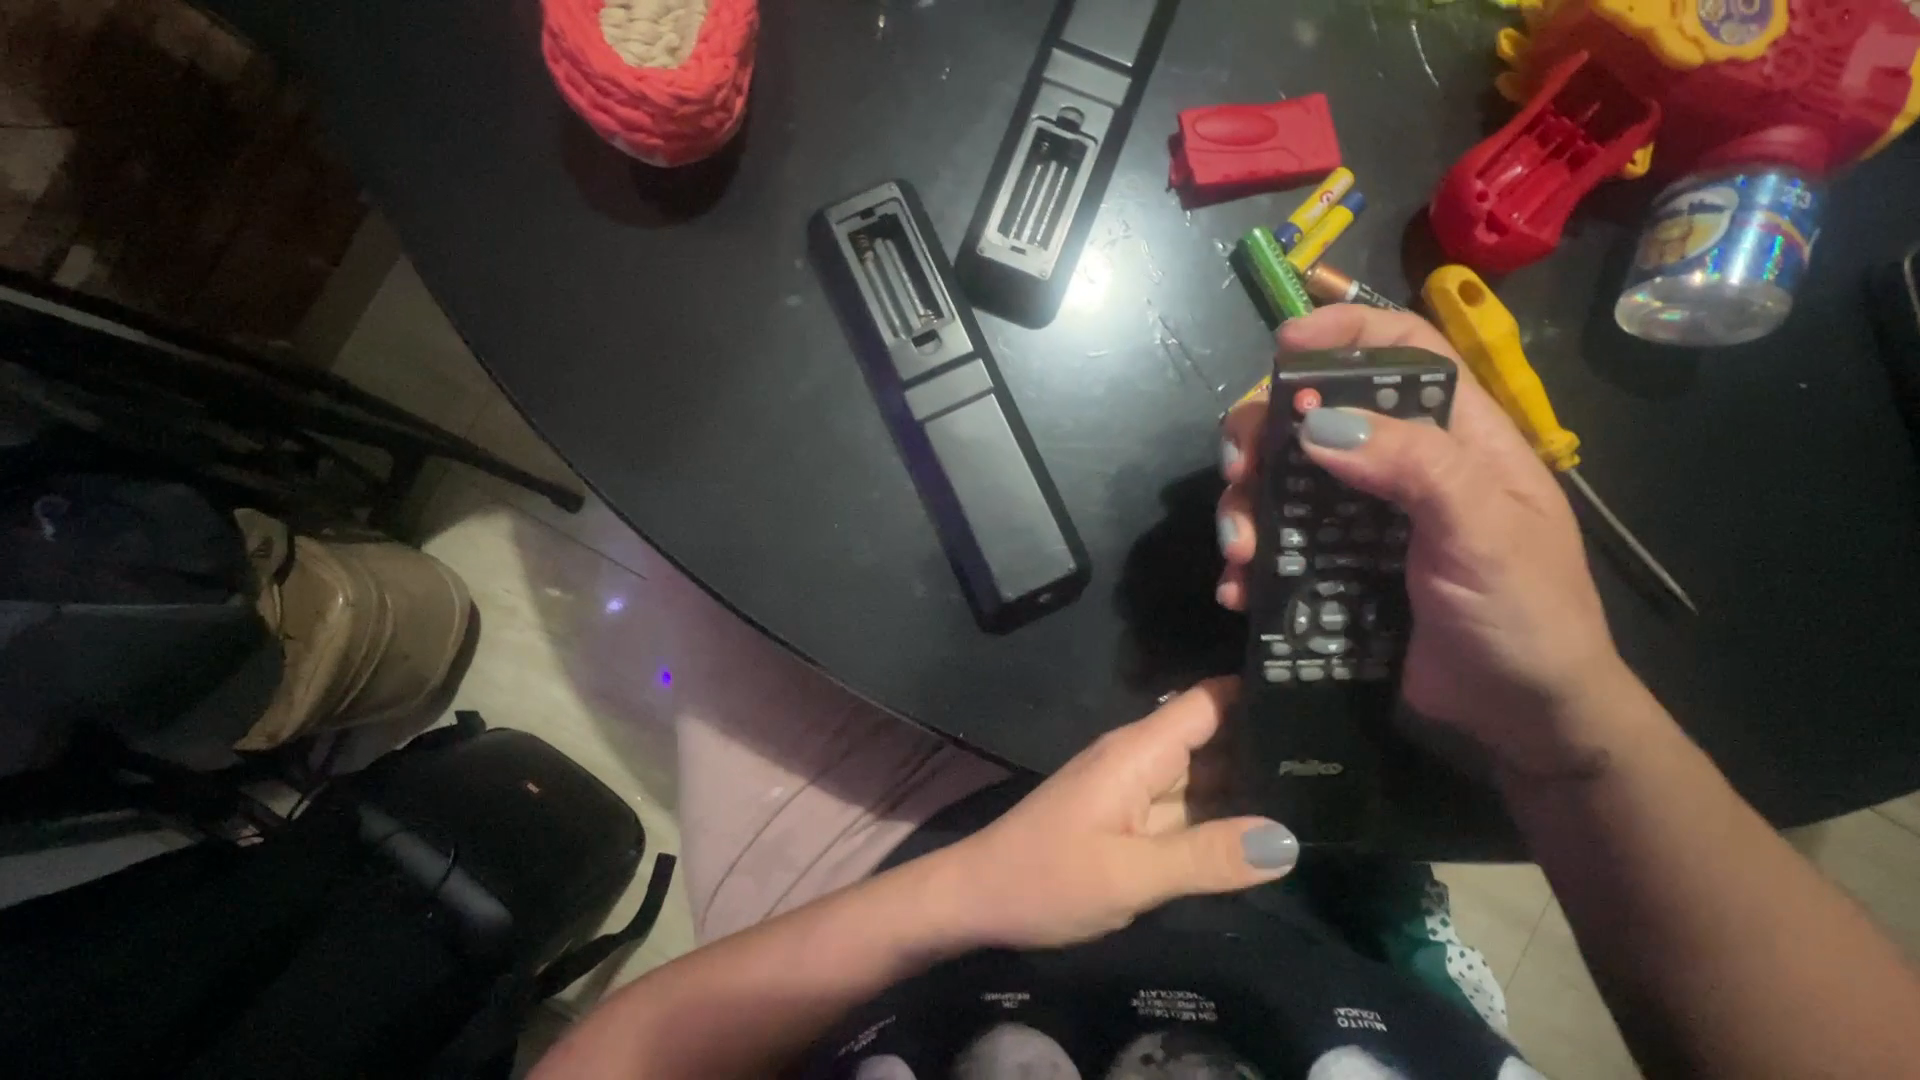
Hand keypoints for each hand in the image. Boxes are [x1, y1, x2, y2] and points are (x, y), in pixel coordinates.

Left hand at [935, 679, 1295, 949]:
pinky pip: (1186, 806)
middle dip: (1268, 745)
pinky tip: (1269, 830)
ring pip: (1203, 775)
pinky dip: (1223, 814)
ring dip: (1251, 784)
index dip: (1258, 693)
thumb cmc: (1047, 879)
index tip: (1320, 696)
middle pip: (1213, 737)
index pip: (1208, 702)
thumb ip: (1207, 857)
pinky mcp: (1130, 818)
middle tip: (1344, 759)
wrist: (977, 898)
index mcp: (1138, 752)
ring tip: (1327, 790)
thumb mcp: (1131, 876)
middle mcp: (1140, 760)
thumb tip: (1289, 839)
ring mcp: (1134, 789)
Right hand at [1215, 305, 1631, 780]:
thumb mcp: (1485, 531)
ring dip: (1245, 506)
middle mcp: (1400, 468)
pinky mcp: (1335, 570)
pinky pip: (1278, 548)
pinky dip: (1249, 563)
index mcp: (1454, 438)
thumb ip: (1414, 466)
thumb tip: (1318, 423)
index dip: (1343, 333)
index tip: (1284, 347)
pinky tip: (1239, 590)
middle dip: (1263, 435)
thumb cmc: (1526, 614)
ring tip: (1238, 552)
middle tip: (1238, 469)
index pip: (1401, 352)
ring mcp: (1362, 521)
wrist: (1521, 716)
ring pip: (1282, 483)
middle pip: (1316, 417)